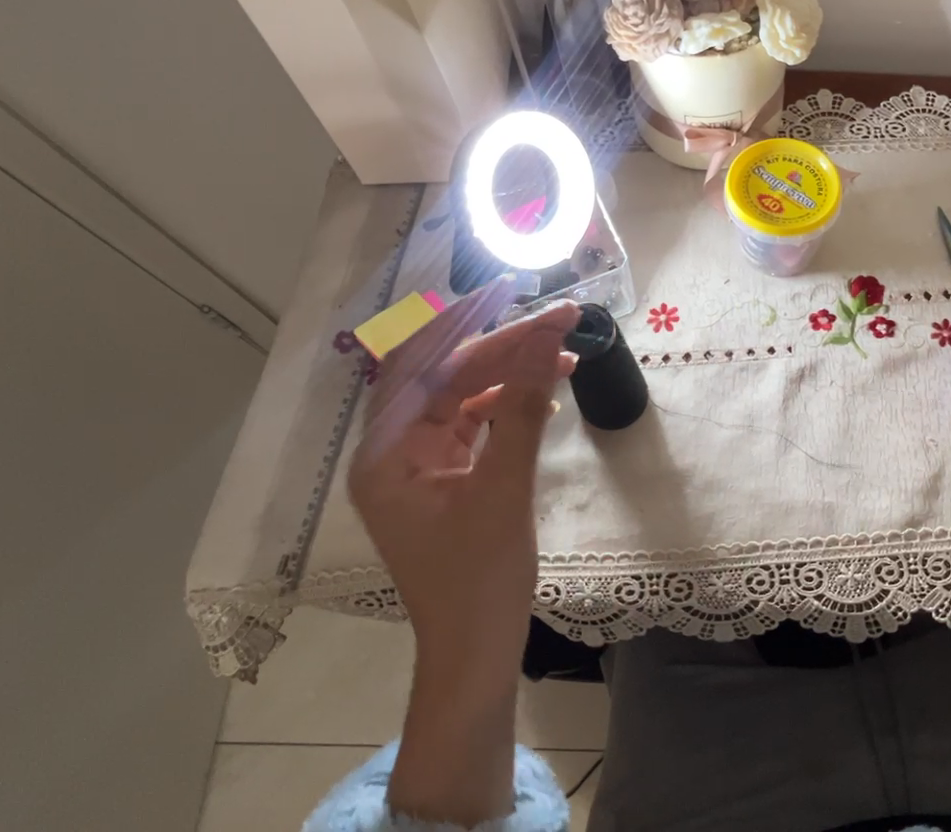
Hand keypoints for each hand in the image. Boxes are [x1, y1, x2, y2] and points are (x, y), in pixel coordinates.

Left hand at [349, 294, 578, 667]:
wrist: (476, 652)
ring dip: (510, 374)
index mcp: (385, 453)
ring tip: (565, 356)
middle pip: (446, 376)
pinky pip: (473, 423)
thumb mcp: (505, 489)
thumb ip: (523, 409)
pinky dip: (508, 405)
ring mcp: (416, 464)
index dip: (481, 328)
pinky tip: (547, 396)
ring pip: (462, 396)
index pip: (430, 367)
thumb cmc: (480, 580)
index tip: (527, 298)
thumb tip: (546, 339)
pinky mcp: (443, 477)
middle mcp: (391, 451)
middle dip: (503, 347)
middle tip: (559, 323)